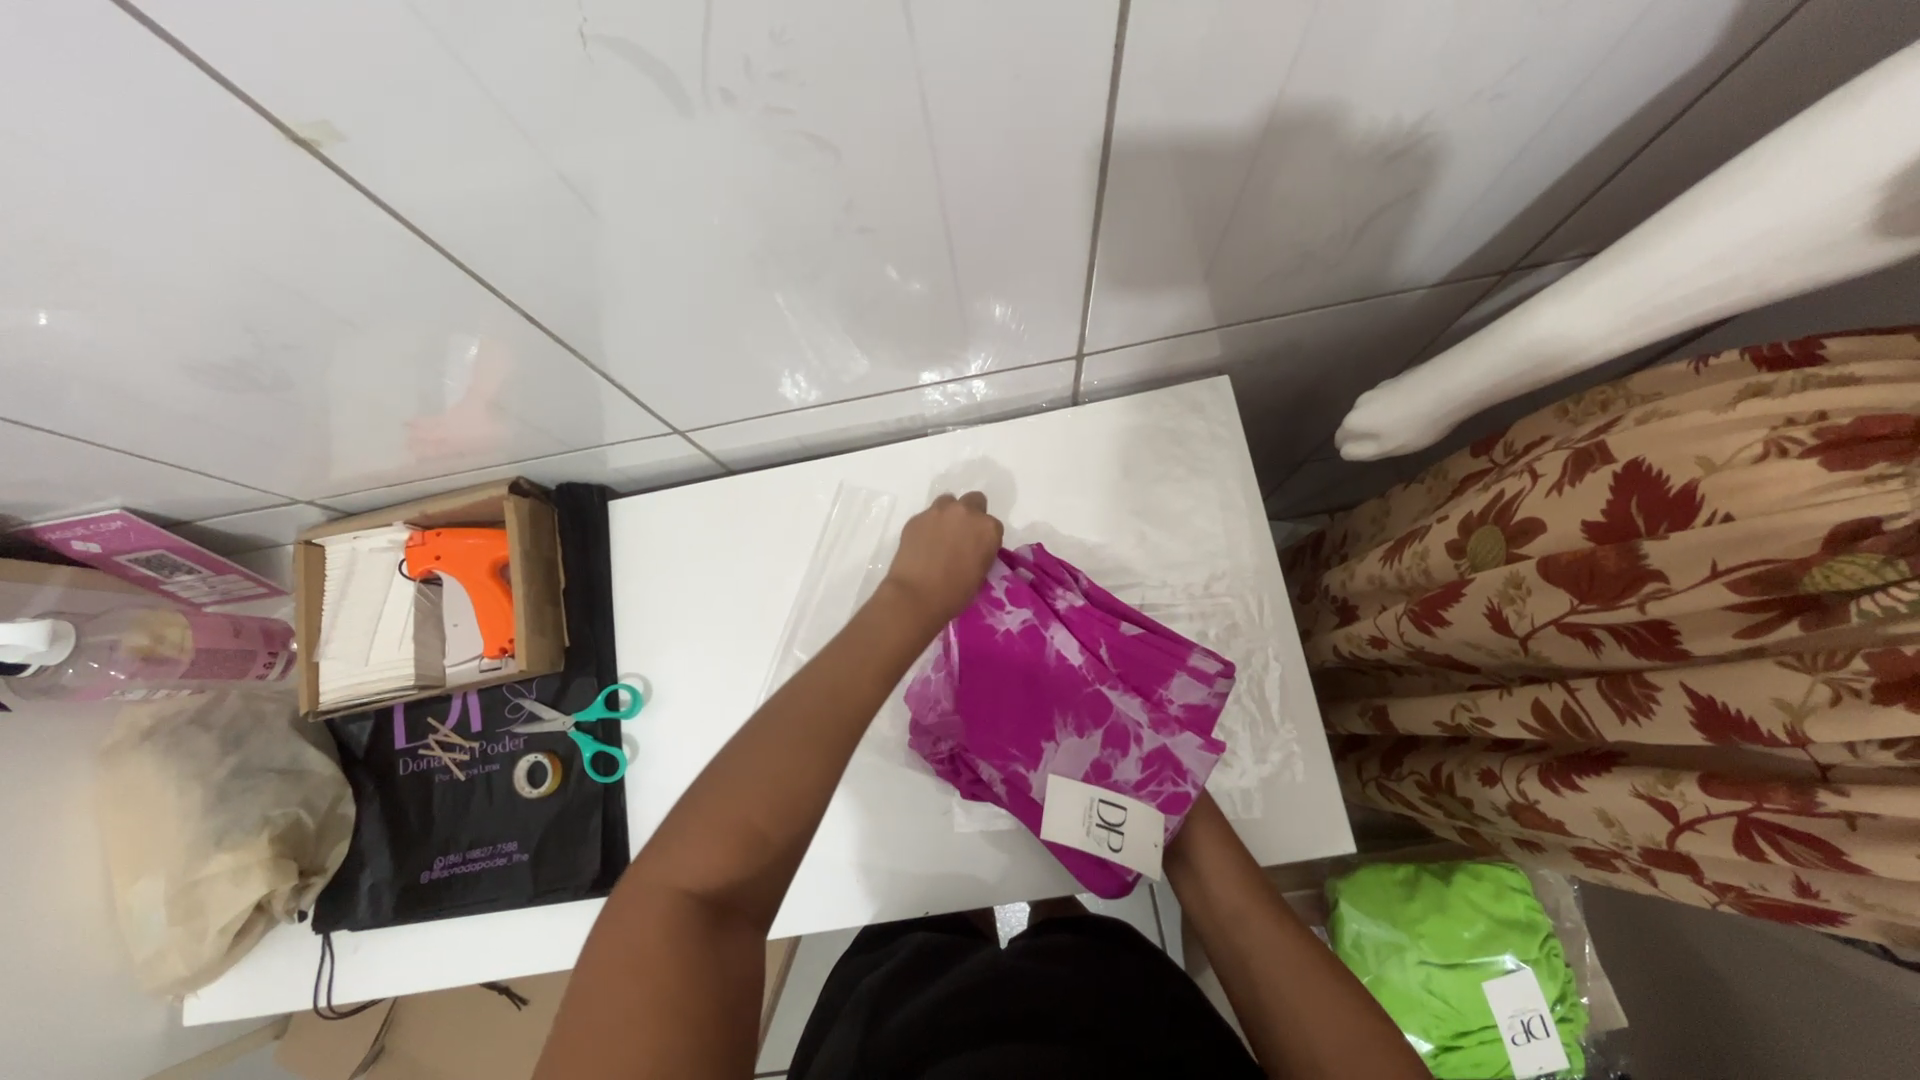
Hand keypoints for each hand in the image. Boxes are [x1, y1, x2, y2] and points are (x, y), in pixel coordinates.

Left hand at [881, 492, 1003, 625]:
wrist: (916, 595)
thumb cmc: (955, 593)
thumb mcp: (981, 572)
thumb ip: (981, 551)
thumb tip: (972, 548)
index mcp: (988, 528)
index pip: (993, 525)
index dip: (984, 537)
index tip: (977, 549)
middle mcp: (965, 512)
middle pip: (973, 501)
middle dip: (970, 515)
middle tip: (961, 536)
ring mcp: (938, 512)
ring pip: (948, 503)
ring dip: (948, 515)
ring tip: (940, 536)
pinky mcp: (916, 517)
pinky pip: (927, 516)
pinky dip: (928, 526)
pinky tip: (922, 544)